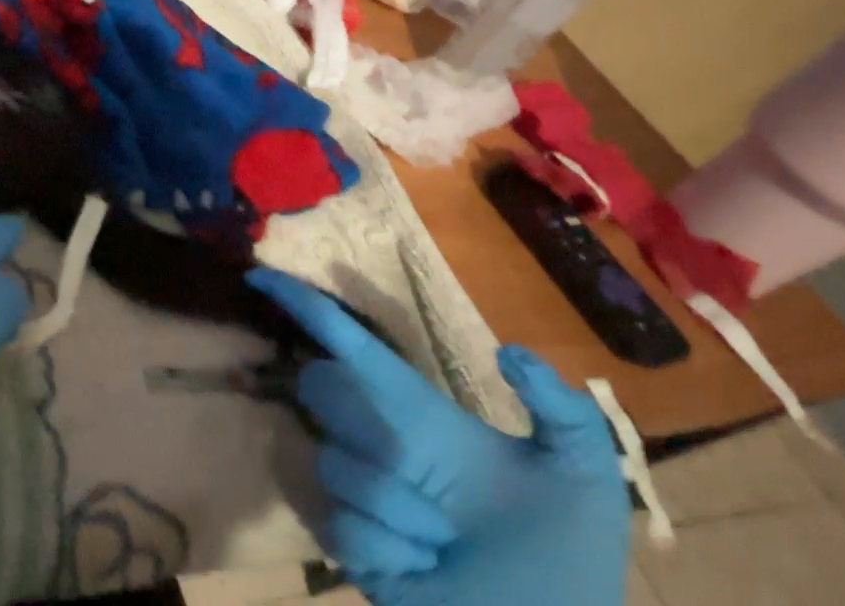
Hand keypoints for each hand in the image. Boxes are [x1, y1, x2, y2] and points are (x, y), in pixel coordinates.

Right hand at [248, 268, 630, 605]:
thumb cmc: (568, 553)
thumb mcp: (584, 472)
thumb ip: (562, 407)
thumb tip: (504, 350)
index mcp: (420, 415)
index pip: (354, 347)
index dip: (309, 309)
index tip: (260, 276)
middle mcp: (377, 443)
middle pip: (321, 389)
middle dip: (358, 420)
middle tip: (414, 460)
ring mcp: (358, 494)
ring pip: (337, 463)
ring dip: (402, 508)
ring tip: (448, 543)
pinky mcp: (349, 545)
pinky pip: (343, 522)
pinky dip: (393, 548)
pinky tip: (428, 568)